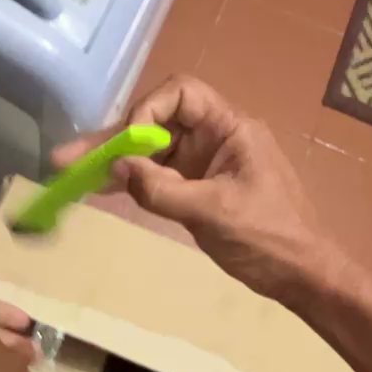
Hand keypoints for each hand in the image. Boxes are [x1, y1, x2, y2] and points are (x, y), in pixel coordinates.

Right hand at [52, 75, 334, 302]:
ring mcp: (202, 164)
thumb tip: (116, 168)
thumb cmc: (270, 239)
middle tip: (67, 157)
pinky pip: (155, 177)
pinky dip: (128, 182)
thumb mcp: (214, 213)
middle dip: (113, 140)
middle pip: (156, 124)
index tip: (128, 143)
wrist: (303, 278)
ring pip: (150, 152)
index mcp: (230, 128)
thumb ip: (161, 189)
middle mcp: (213, 138)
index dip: (147, 109)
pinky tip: (95, 188)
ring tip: (68, 173)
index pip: (181, 94)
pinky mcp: (194, 189)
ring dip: (112, 162)